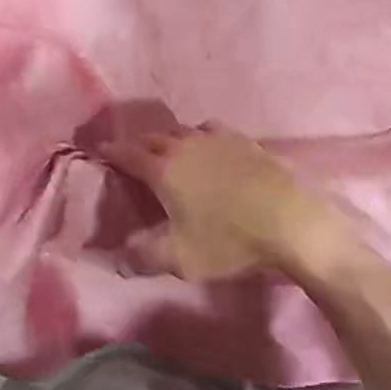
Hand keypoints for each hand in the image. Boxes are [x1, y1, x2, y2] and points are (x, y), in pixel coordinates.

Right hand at [100, 124, 355, 279]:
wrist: (291, 220)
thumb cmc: (229, 239)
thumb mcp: (180, 258)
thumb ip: (144, 257)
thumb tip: (117, 258)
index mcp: (163, 168)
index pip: (128, 154)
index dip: (111, 153)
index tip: (99, 150)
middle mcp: (186, 144)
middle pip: (154, 137)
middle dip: (139, 145)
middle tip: (132, 155)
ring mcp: (218, 139)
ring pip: (183, 130)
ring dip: (170, 139)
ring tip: (169, 151)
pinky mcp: (245, 141)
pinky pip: (212, 131)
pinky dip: (201, 137)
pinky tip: (210, 149)